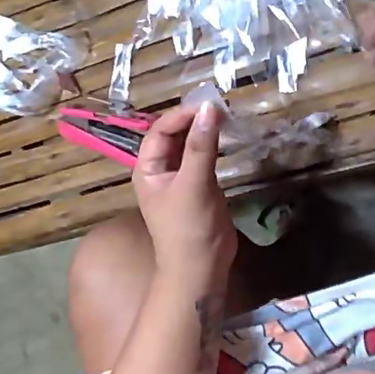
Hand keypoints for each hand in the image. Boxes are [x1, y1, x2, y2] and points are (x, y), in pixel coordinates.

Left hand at [132, 101, 236, 292]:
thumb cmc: (188, 228)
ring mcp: (182, 179)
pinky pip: (204, 158)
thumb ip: (201, 145)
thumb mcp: (193, 184)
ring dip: (204, 130)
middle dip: (193, 119)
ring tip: (225, 114)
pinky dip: (214, 145)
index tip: (208, 104)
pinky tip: (227, 135)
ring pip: (190, 145)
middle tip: (219, 104)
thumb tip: (210, 107)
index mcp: (148, 169)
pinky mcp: (201, 187)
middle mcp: (162, 171)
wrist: (201, 270)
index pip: (160, 130)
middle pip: (175, 135)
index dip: (182, 115)